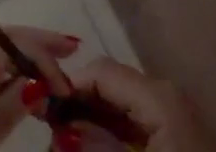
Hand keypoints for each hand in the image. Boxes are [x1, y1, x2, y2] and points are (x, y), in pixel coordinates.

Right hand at [33, 57, 215, 151]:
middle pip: (109, 86)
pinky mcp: (176, 134)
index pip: (100, 71)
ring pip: (120, 105)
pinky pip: (135, 122)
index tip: (39, 112)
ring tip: (69, 145)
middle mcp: (165, 93)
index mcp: (158, 94)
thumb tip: (60, 127)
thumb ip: (94, 144)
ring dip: (92, 122)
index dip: (68, 86)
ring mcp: (173, 113)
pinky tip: (95, 147)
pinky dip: (112, 132)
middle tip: (53, 137)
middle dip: (77, 108)